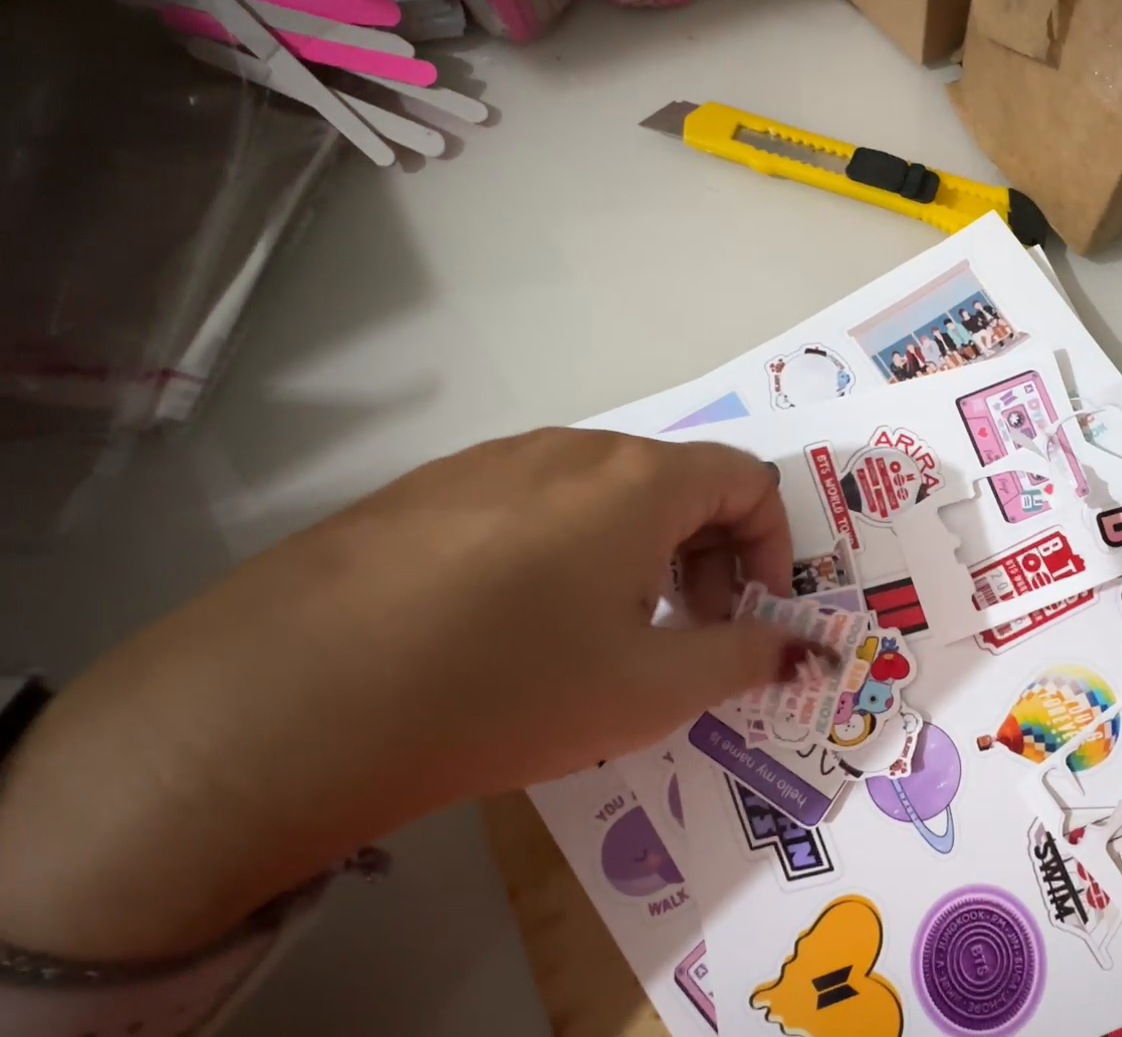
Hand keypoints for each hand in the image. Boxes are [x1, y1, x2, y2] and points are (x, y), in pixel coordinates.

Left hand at [0, 429, 808, 960]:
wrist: (284, 707)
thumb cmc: (510, 688)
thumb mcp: (652, 688)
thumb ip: (746, 659)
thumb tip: (802, 649)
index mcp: (638, 480)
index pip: (749, 481)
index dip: (772, 548)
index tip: (751, 614)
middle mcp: (571, 448)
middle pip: (679, 481)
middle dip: (711, 554)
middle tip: (691, 630)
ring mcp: (489, 461)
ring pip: (606, 492)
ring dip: (642, 551)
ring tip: (608, 630)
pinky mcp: (426, 490)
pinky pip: (535, 502)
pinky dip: (571, 548)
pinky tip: (521, 623)